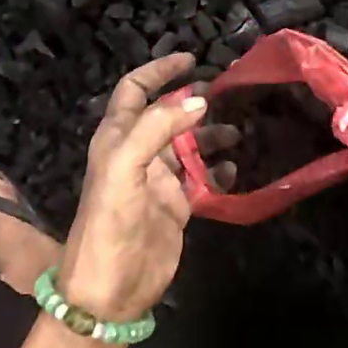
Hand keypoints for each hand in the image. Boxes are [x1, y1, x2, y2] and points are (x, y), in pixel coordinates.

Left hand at [57, 53, 231, 320]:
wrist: (110, 288)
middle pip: (166, 114)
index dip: (158, 71)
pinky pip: (201, 178)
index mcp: (117, 136)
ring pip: (188, 144)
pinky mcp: (176, 205)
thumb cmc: (110, 220)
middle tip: (224, 94)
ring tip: (236, 131)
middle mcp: (137, 151)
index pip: (135, 89)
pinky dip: (218, 169)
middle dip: (192, 101)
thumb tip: (199, 100)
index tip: (189, 59)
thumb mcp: (125, 165)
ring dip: (210, 134)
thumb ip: (158, 127)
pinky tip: (233, 168)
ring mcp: (158, 179)